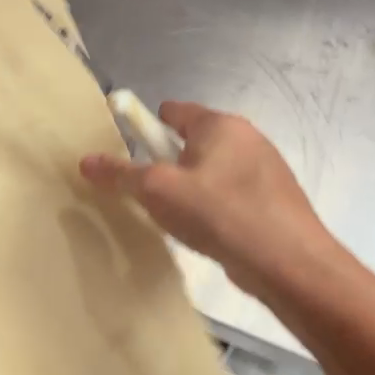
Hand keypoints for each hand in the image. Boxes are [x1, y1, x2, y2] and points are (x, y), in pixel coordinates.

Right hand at [79, 100, 340, 296]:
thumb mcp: (156, 190)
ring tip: (174, 216)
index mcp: (220, 125)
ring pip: (210, 169)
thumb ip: (119, 173)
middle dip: (165, 162)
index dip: (145, 127)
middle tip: (146, 191)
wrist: (288, 264)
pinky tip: (203, 230)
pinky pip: (229, 193)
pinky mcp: (274, 200)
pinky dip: (211, 206)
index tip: (128, 154)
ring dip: (187, 187)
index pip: (173, 111)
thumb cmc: (219, 213)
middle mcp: (247, 138)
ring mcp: (265, 170)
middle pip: (190, 141)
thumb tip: (85, 161)